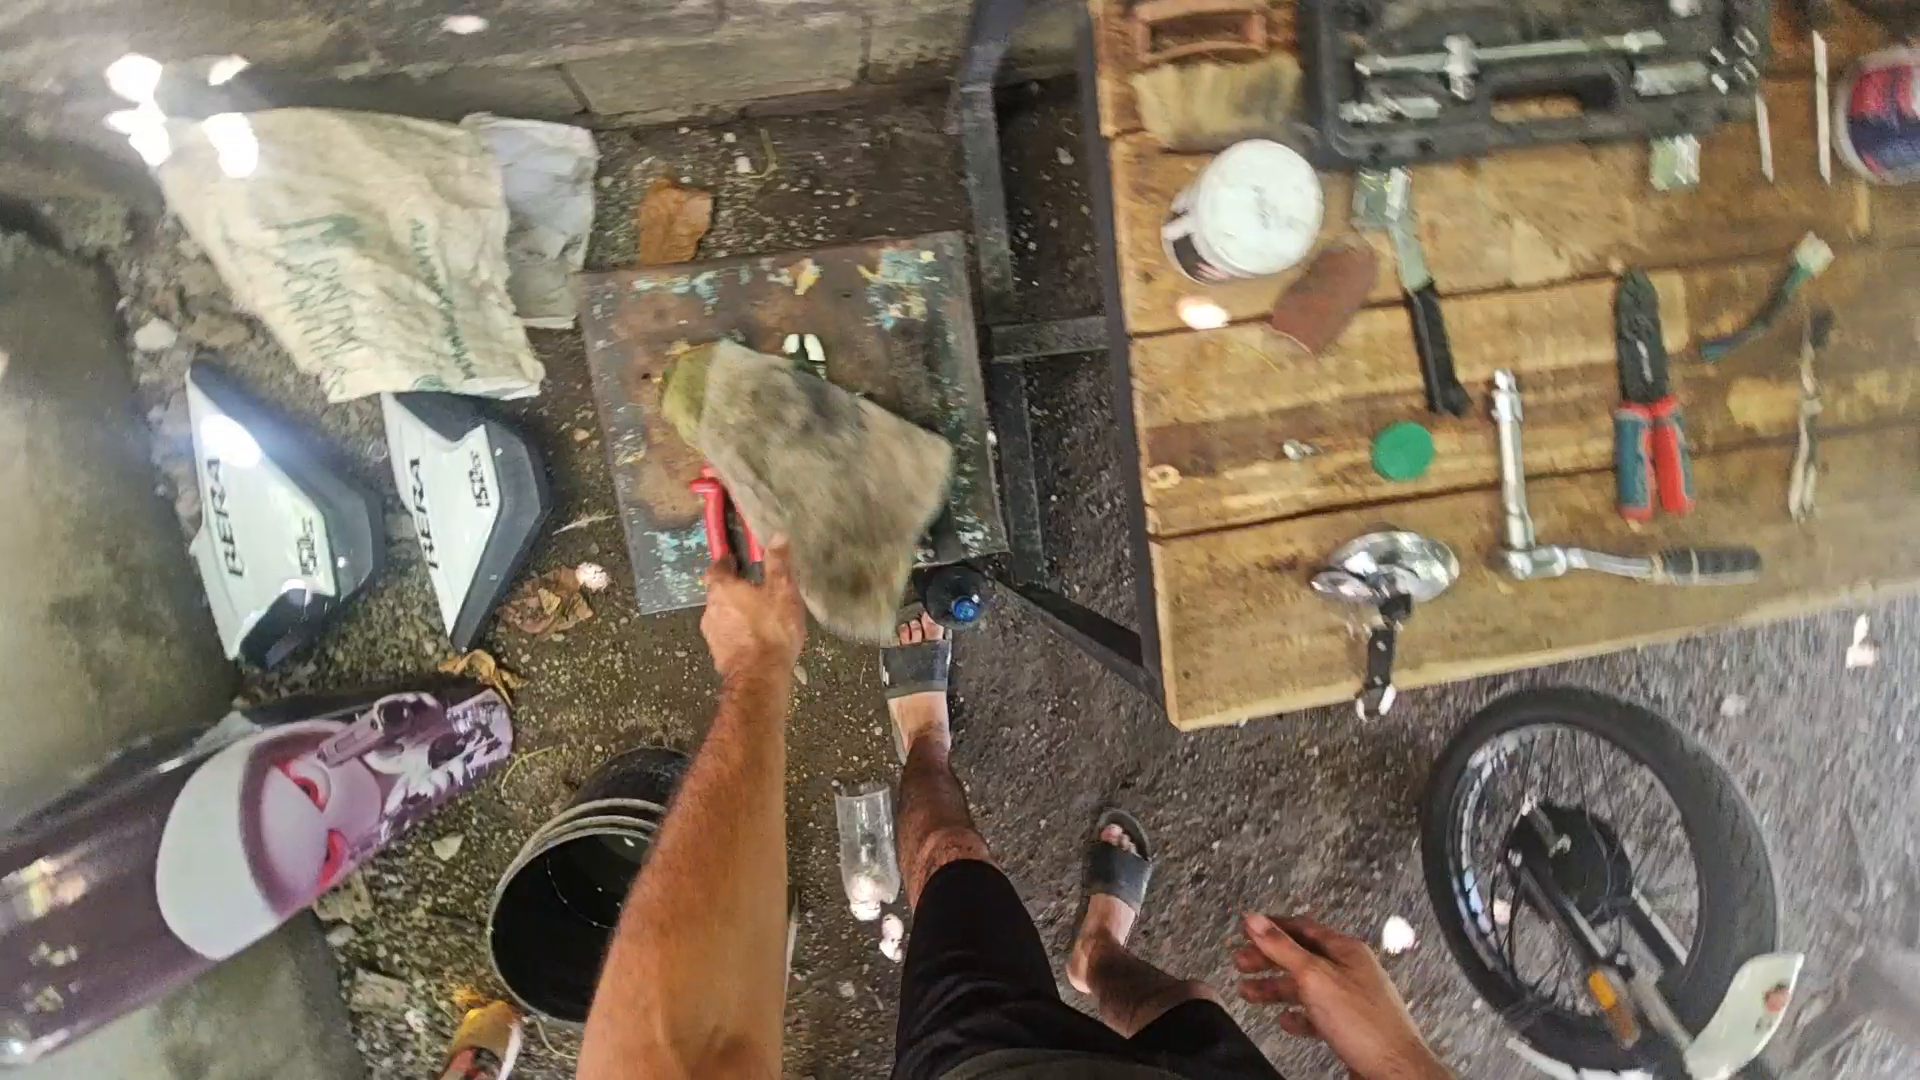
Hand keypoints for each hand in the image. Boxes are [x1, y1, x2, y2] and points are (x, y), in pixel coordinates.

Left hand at [701, 539, 805, 683]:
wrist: (759, 677)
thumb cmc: (771, 629)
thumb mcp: (782, 591)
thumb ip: (778, 564)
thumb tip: (778, 536)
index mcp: (723, 589)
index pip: (716, 568)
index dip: (726, 563)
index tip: (737, 560)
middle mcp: (710, 609)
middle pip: (718, 593)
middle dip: (734, 590)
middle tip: (755, 589)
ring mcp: (712, 635)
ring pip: (723, 616)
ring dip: (737, 613)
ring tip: (760, 616)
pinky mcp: (719, 655)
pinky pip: (729, 636)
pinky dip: (739, 633)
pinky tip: (757, 638)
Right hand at [1235, 913, 1449, 1079]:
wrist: (1399, 1076)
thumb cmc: (1359, 1021)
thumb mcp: (1314, 977)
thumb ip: (1282, 947)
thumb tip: (1252, 917)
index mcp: (1345, 950)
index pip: (1302, 927)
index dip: (1272, 927)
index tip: (1246, 931)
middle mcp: (1351, 970)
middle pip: (1301, 956)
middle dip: (1268, 959)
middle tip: (1239, 963)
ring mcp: (1354, 999)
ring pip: (1306, 986)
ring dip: (1276, 988)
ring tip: (1247, 994)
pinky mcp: (1354, 1027)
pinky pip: (1319, 1014)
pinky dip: (1299, 1015)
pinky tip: (1285, 1021)